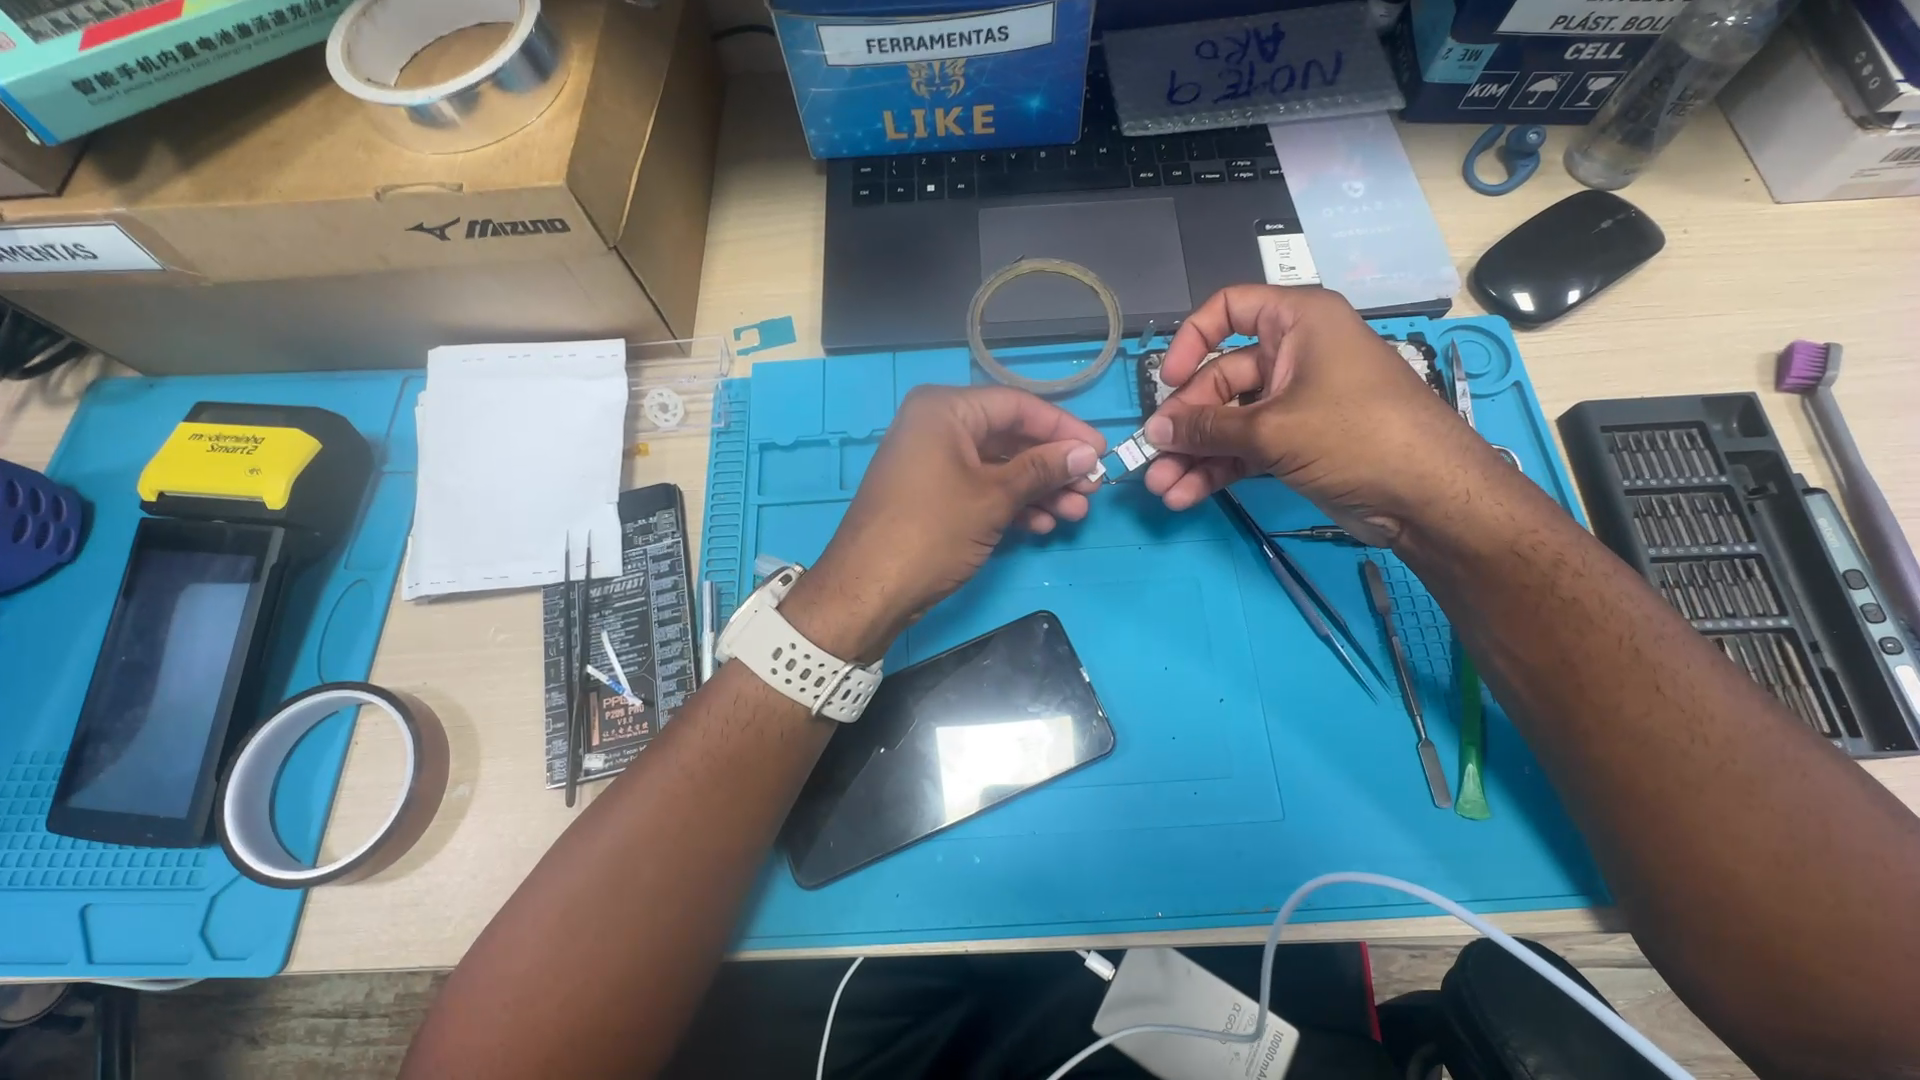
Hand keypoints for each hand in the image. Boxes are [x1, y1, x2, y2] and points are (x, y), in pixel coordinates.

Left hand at [783, 385, 1104, 661]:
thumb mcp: (993, 498)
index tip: (1101, 452)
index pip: (1018, 406)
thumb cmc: (931, 532)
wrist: (868, 590)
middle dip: (1053, 464)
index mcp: (945, 409)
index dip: (1063, 428)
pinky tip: (1042, 525)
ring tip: (1075, 513)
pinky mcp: (932, 495)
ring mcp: (932, 461)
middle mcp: (937, 426)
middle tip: (1092, 490)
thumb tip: (1086, 454)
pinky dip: (1012, 503)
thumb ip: (1042, 470)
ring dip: (1039, 489)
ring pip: (999, 466)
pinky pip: (981, 487)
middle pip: (1010, 436)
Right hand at [1141, 285, 1504, 544]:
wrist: (1429, 497)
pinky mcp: (1298, 443)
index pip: (1229, 309)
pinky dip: (1217, 469)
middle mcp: (1295, 355)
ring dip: (1194, 454)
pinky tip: (1187, 495)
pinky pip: (1245, 448)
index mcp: (1298, 322)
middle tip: (1154, 458)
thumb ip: (1207, 428)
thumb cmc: (1355, 436)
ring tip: (1163, 489)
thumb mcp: (1273, 429)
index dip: (1192, 341)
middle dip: (1186, 422)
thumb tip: (1156, 431)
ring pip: (1229, 421)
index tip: (1169, 381)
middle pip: (1220, 378)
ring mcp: (1296, 402)